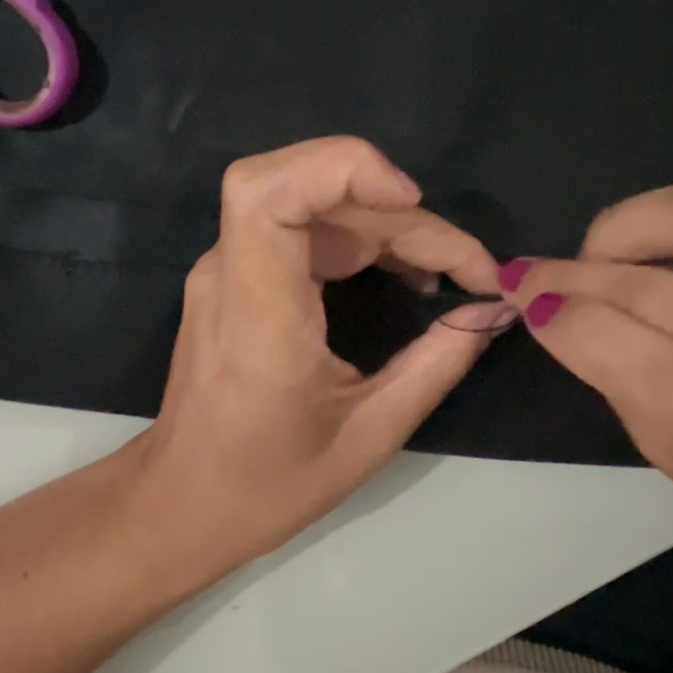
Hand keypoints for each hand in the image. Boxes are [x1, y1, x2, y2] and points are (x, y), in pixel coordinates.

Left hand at [135, 136, 512, 564]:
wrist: (179, 504)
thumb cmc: (266, 485)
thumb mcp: (369, 434)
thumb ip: (437, 362)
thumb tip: (493, 309)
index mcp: (257, 313)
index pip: (267, 191)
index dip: (341, 169)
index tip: (411, 202)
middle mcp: (230, 272)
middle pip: (312, 190)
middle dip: (401, 216)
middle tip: (467, 270)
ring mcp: (226, 268)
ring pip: (312, 203)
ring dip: (386, 223)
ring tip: (445, 272)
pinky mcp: (236, 275)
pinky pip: (302, 229)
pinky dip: (359, 236)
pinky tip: (402, 272)